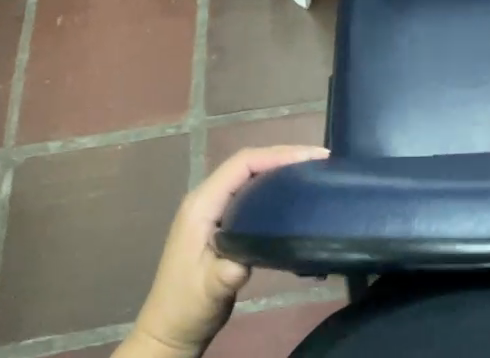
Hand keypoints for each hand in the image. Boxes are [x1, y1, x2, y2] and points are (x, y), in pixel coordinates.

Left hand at [122, 145, 328, 357]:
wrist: (168, 333)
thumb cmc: (186, 307)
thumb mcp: (210, 290)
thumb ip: (230, 269)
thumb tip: (263, 248)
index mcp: (201, 205)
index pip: (242, 164)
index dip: (278, 155)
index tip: (313, 158)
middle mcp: (206, 199)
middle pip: (248, 163)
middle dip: (284, 156)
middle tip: (322, 160)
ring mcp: (213, 209)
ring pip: (250, 175)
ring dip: (280, 168)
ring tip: (314, 170)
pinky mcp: (222, 221)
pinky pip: (251, 191)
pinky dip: (274, 185)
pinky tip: (293, 193)